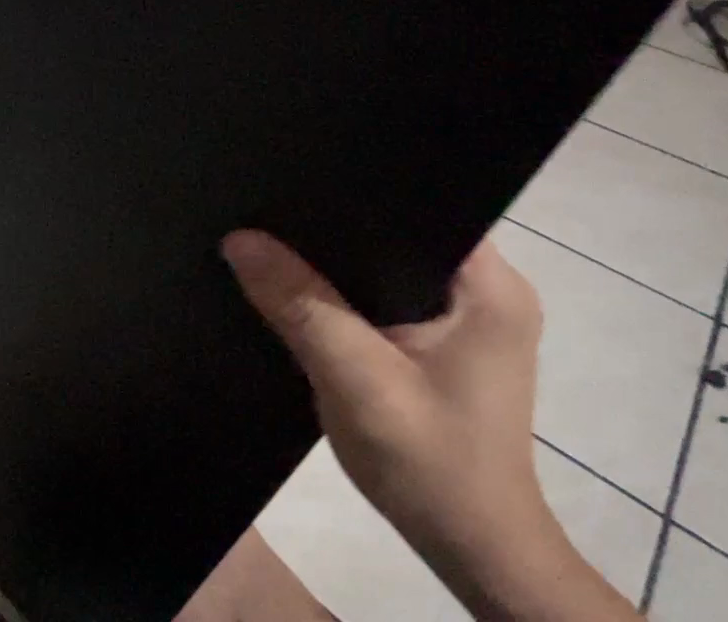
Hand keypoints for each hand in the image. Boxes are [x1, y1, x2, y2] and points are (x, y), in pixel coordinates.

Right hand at [221, 231, 637, 620]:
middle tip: (260, 211)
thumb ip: (300, 304)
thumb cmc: (429, 461)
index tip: (282, 181)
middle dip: (325, 228)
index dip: (347, 191)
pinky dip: (335, 294)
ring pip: (377, 265)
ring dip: (327, 263)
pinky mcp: (435, 344)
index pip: (415, 205)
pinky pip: (374, 296)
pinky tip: (292, 290)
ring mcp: (460, 320)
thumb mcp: (355, 377)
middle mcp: (482, 292)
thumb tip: (238, 239)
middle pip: (390, 232)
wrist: (468, 546)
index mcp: (489, 287)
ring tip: (266, 241)